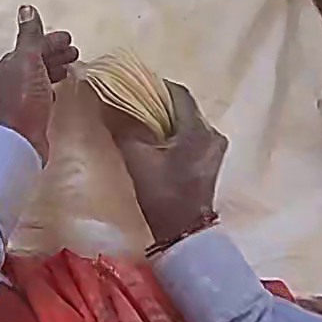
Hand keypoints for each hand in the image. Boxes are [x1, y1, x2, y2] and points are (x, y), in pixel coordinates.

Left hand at [0, 6, 78, 162]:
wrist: (20, 138)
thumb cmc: (24, 96)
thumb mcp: (28, 60)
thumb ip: (30, 37)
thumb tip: (27, 9)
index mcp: (13, 63)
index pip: (34, 45)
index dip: (51, 41)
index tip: (69, 39)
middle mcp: (15, 77)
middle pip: (38, 59)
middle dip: (55, 53)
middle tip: (75, 52)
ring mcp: (23, 95)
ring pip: (41, 75)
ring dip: (56, 67)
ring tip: (73, 67)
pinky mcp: (31, 111)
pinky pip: (43, 91)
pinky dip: (52, 85)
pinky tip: (59, 89)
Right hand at [104, 82, 227, 244]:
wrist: (183, 234)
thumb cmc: (162, 194)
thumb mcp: (138, 158)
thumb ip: (123, 127)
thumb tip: (106, 104)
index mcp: (199, 130)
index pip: (178, 93)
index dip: (154, 86)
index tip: (133, 88)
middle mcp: (213, 134)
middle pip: (184, 107)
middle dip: (158, 102)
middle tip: (134, 104)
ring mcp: (215, 149)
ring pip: (187, 121)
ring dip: (166, 118)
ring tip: (142, 122)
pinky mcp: (210, 161)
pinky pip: (192, 136)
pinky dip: (174, 132)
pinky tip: (157, 140)